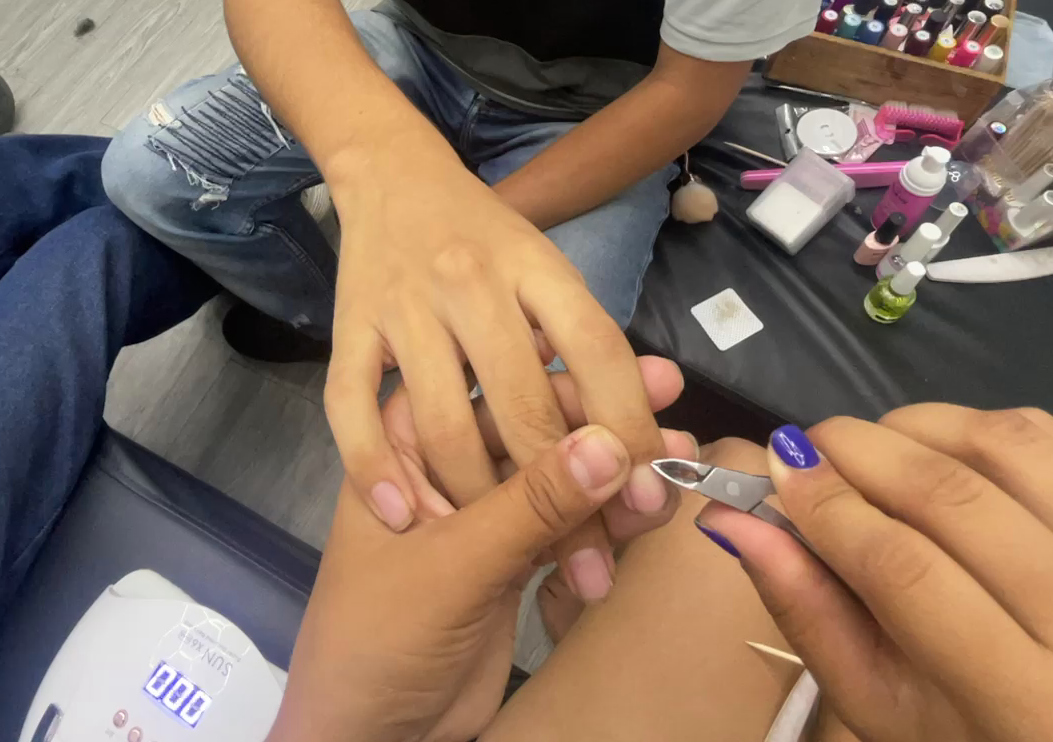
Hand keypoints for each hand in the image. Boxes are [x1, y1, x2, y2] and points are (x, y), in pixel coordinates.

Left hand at [273, 358, 695, 741]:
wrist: (375, 741)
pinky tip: (652, 504)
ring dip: (614, 467)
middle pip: (528, 419)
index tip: (612, 348)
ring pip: (556, 470)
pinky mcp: (514, 552)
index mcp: (405, 439)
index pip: (478, 377)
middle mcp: (446, 460)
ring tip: (677, 457)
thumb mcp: (453, 566)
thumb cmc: (380, 638)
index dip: (544, 357)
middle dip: (595, 416)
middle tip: (664, 396)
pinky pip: (569, 520)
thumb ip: (531, 507)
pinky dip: (610, 516)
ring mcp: (483, 507)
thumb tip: (613, 441)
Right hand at [324, 151, 674, 597]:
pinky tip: (404, 515)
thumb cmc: (485, 233)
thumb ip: (584, 343)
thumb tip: (648, 428)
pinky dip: (374, 470)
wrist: (394, 178)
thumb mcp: (546, 270)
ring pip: (443, 423)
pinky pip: (352, 409)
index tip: (646, 500)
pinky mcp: (349, 327)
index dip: (630, 431)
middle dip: (566, 502)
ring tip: (504, 556)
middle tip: (590, 569)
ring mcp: (403, 306)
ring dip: (475, 500)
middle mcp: (470, 282)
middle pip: (524, 404)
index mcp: (534, 265)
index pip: (597, 351)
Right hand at [698, 407, 1052, 741]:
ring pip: (1011, 451)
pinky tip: (938, 451)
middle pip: (956, 502)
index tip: (773, 466)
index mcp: (1046, 717)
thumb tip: (728, 518)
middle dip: (857, 452)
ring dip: (916, 427)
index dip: (828, 506)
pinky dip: (977, 428)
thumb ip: (803, 604)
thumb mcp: (875, 705)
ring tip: (869, 446)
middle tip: (805, 446)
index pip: (909, 571)